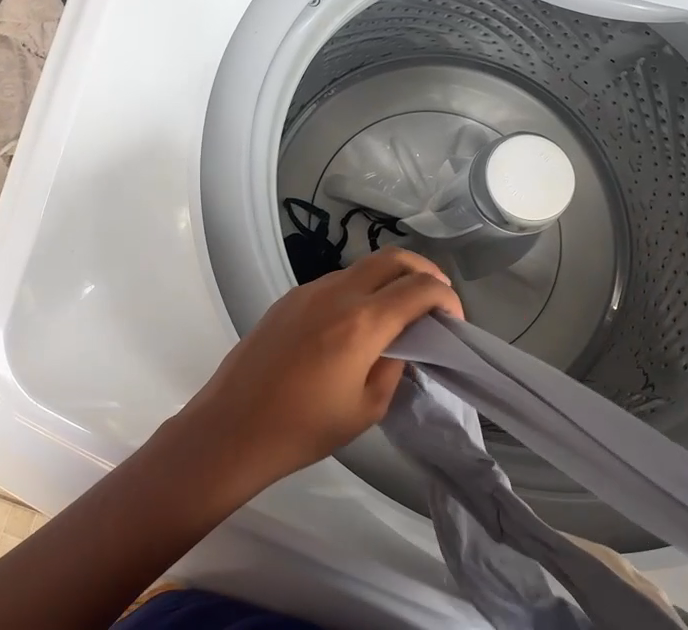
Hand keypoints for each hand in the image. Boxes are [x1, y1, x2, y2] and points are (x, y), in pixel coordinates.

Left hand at [166, 249, 463, 499]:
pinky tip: (359, 322)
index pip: (419, 288)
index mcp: (361, 322)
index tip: (454, 319)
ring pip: (362, 267)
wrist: (233, 426)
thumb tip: (404, 343)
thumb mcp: (366, 408)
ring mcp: (308, 291)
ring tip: (400, 313)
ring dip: (389, 279)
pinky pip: (335, 282)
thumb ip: (394, 367)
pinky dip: (360, 289)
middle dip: (423, 272)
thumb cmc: (303, 428)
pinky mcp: (288, 299)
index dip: (446, 297)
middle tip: (436, 300)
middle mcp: (336, 293)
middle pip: (392, 259)